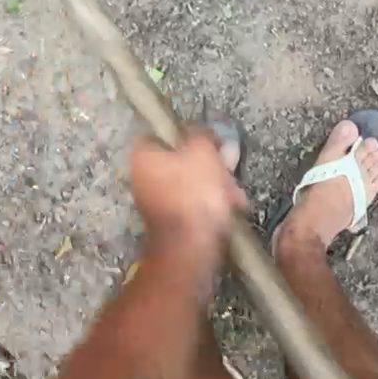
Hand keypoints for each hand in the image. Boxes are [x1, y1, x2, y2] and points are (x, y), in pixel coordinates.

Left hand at [130, 129, 245, 263]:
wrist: (192, 246)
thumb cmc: (194, 192)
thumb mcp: (202, 151)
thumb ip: (201, 134)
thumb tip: (199, 131)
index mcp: (143, 157)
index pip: (159, 134)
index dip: (184, 133)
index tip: (207, 139)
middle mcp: (142, 179)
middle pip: (179, 160)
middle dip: (208, 163)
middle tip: (228, 168)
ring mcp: (156, 203)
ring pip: (190, 183)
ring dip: (215, 185)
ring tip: (235, 194)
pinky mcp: (171, 223)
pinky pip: (193, 204)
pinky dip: (211, 204)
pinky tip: (232, 208)